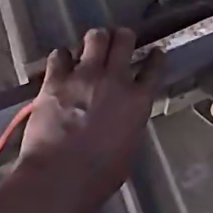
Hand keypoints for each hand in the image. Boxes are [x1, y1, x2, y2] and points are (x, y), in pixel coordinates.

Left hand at [21, 28, 164, 185]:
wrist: (60, 175)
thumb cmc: (100, 174)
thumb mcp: (129, 148)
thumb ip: (130, 123)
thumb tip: (124, 117)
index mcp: (138, 101)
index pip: (154, 69)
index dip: (156, 57)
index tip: (155, 52)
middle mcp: (115, 80)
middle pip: (124, 41)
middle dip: (123, 37)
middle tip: (120, 39)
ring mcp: (84, 76)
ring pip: (95, 38)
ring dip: (96, 40)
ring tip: (92, 44)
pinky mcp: (56, 80)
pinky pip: (59, 55)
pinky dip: (62, 57)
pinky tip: (62, 62)